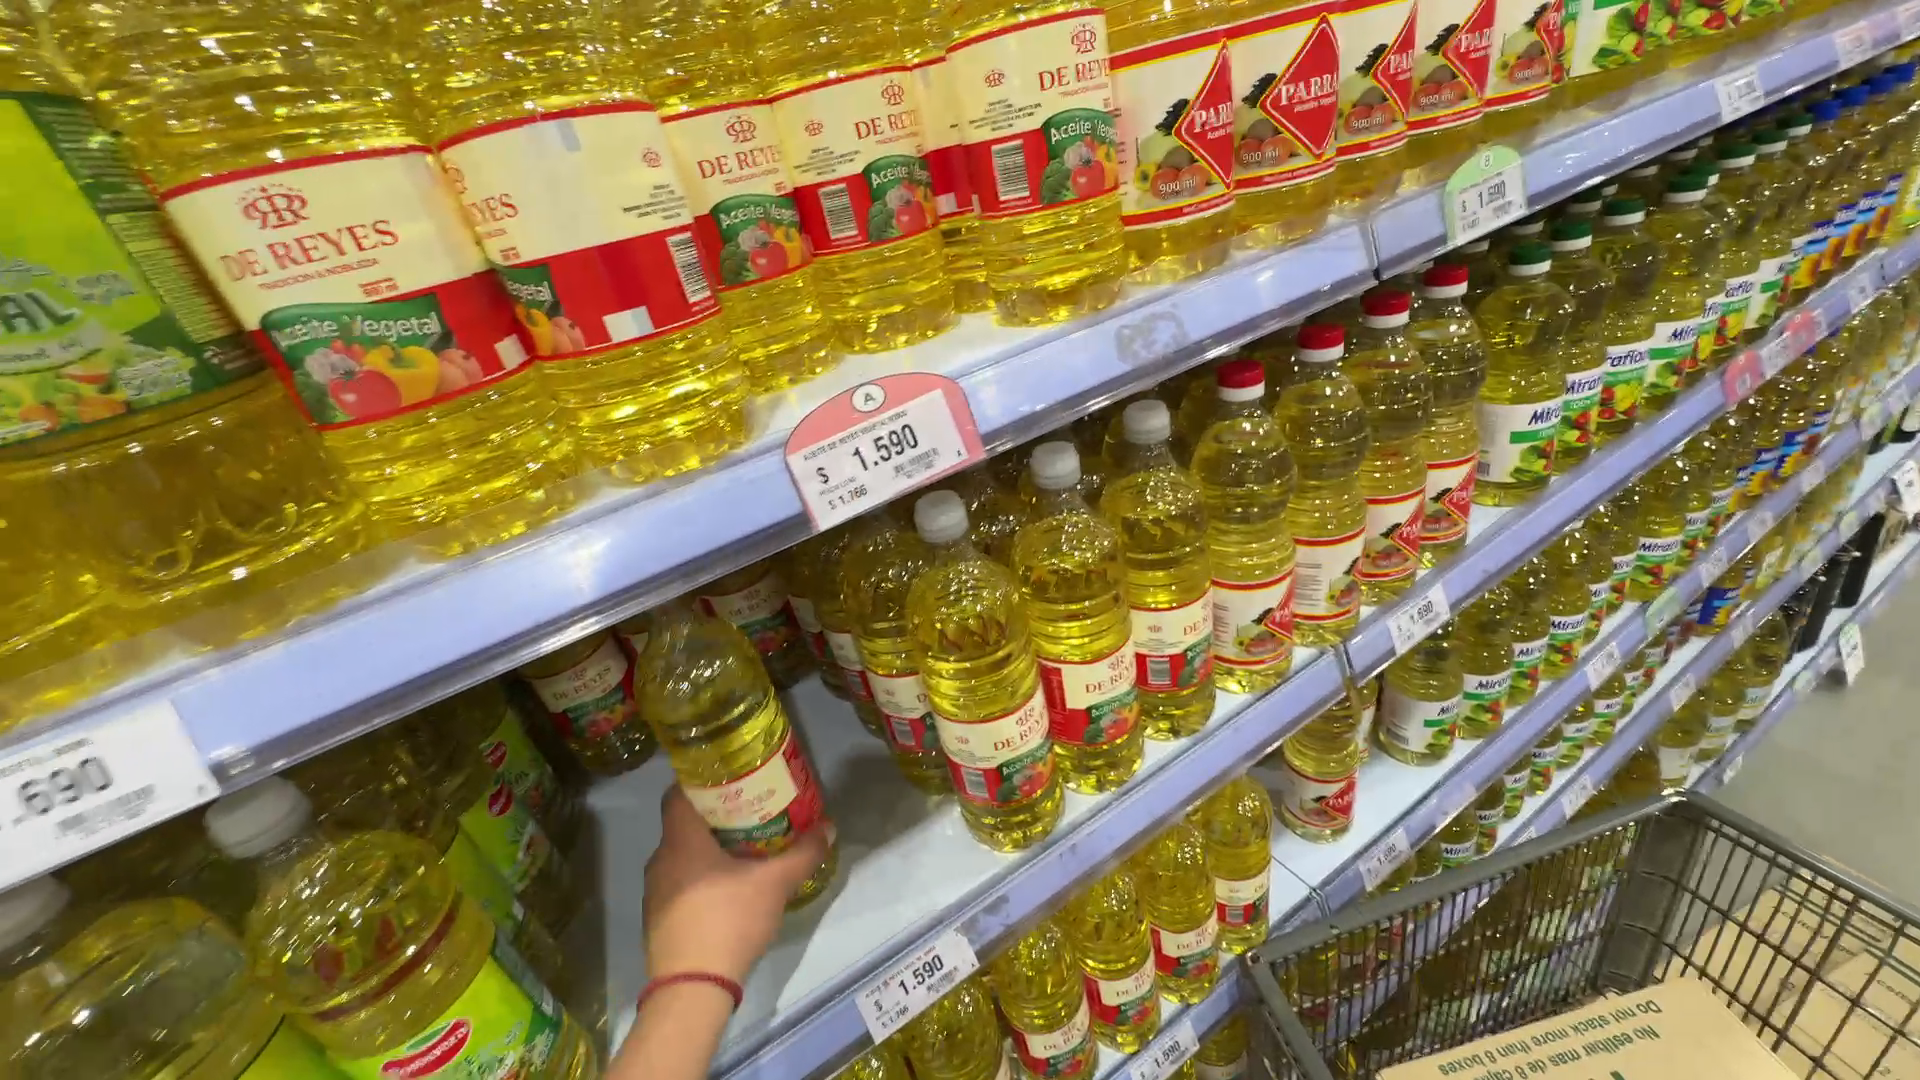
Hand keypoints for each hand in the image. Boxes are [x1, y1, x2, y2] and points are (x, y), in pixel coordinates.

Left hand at [643, 785, 833, 984]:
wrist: (692, 990)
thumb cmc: (728, 919)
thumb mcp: (775, 883)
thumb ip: (803, 852)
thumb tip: (829, 828)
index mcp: (680, 841)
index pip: (678, 793)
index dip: (702, 781)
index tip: (732, 779)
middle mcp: (660, 860)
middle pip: (684, 825)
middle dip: (717, 816)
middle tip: (751, 812)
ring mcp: (655, 894)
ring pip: (682, 856)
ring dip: (710, 850)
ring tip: (746, 848)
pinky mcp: (659, 921)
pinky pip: (680, 884)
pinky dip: (702, 878)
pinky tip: (730, 889)